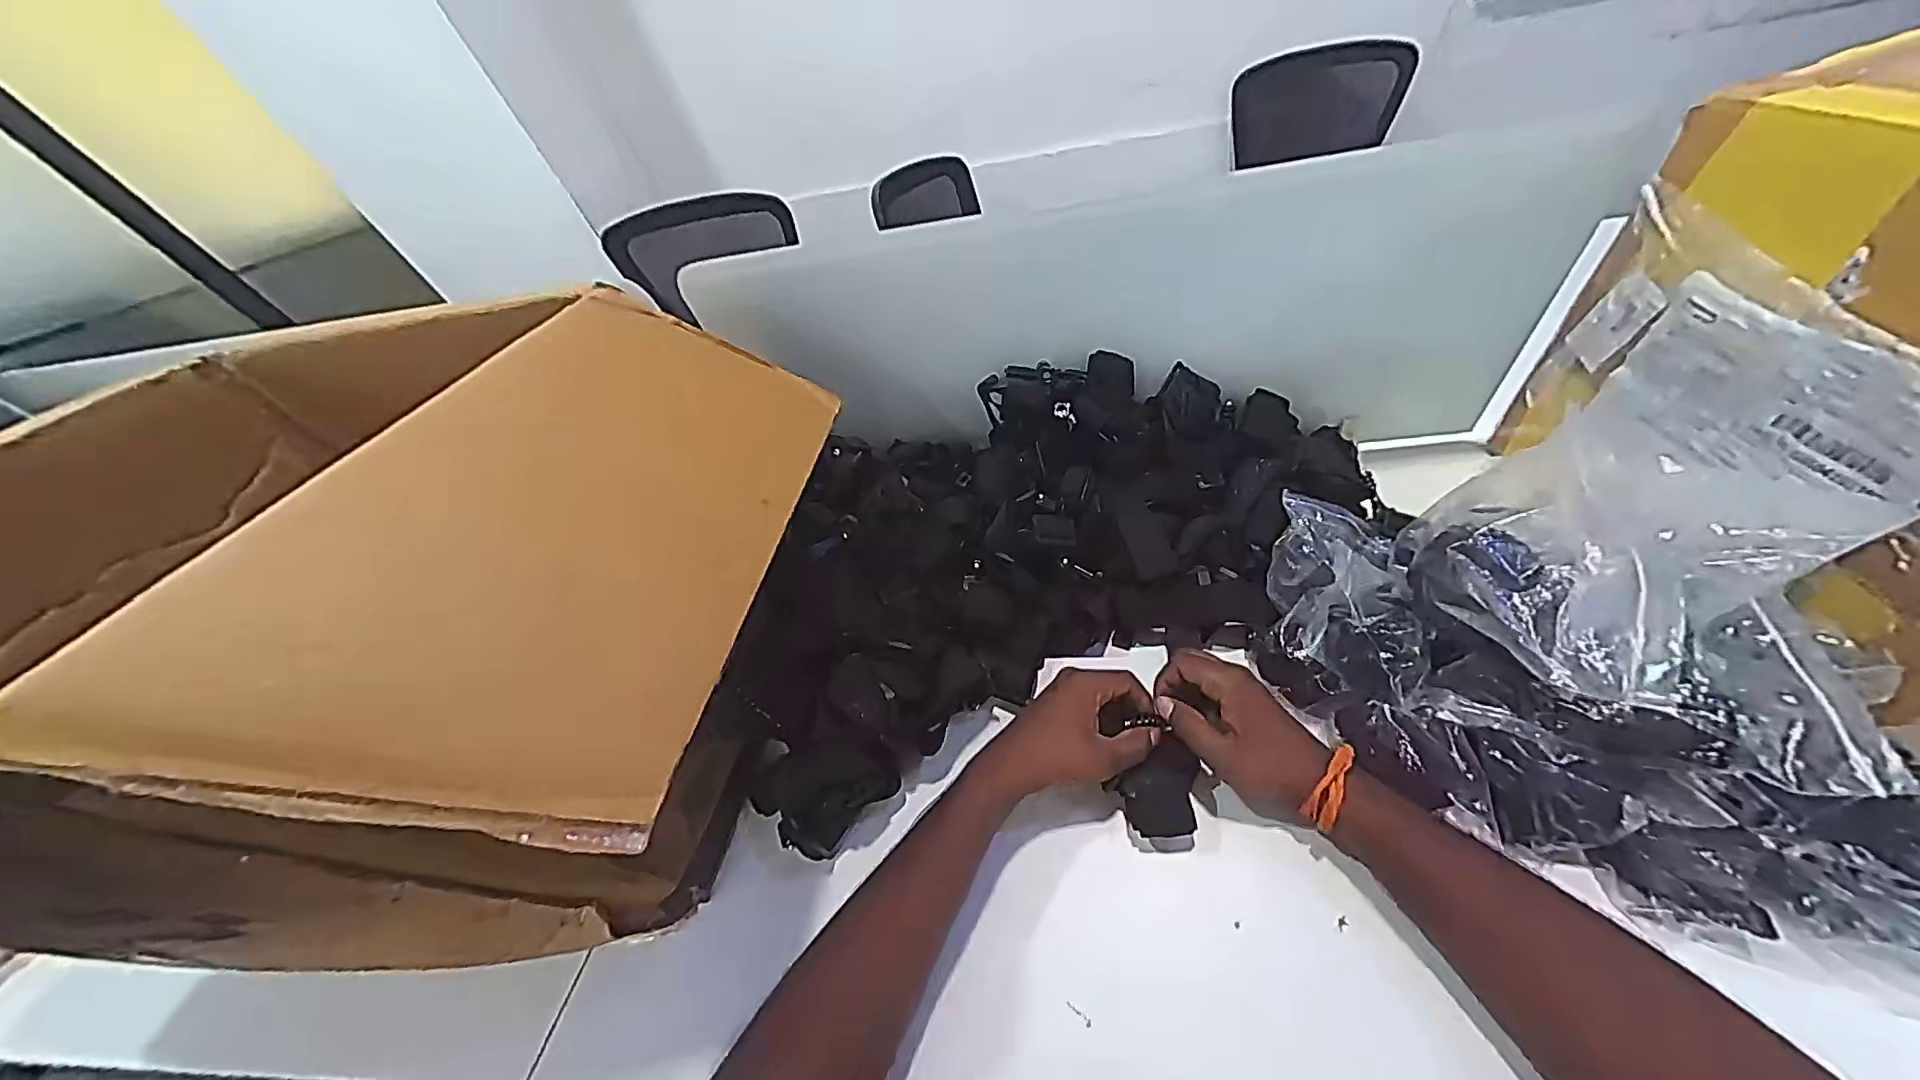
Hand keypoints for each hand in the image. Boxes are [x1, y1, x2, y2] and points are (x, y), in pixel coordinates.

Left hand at [968, 669, 1158, 800]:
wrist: (1011, 767)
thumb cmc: (1046, 756)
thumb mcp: (1104, 757)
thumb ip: (1136, 745)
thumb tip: (1151, 737)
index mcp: (1083, 683)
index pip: (1128, 680)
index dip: (1146, 703)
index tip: (1153, 723)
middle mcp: (1070, 681)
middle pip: (1114, 688)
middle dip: (1130, 712)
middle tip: (1140, 736)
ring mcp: (1059, 692)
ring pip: (1099, 698)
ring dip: (1113, 719)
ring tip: (1120, 745)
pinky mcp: (1052, 707)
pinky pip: (1083, 706)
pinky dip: (1096, 722)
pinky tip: (1098, 746)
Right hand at [1154, 649, 1331, 819]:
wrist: (1320, 788)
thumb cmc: (1275, 773)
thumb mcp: (1220, 754)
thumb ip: (1187, 725)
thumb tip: (1164, 706)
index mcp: (1231, 683)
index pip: (1182, 661)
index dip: (1164, 683)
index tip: (1159, 709)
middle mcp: (1240, 680)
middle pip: (1193, 664)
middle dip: (1173, 686)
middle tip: (1167, 716)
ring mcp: (1248, 693)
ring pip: (1204, 680)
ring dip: (1187, 698)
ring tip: (1182, 729)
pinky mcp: (1253, 708)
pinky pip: (1218, 695)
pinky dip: (1203, 707)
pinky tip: (1202, 734)